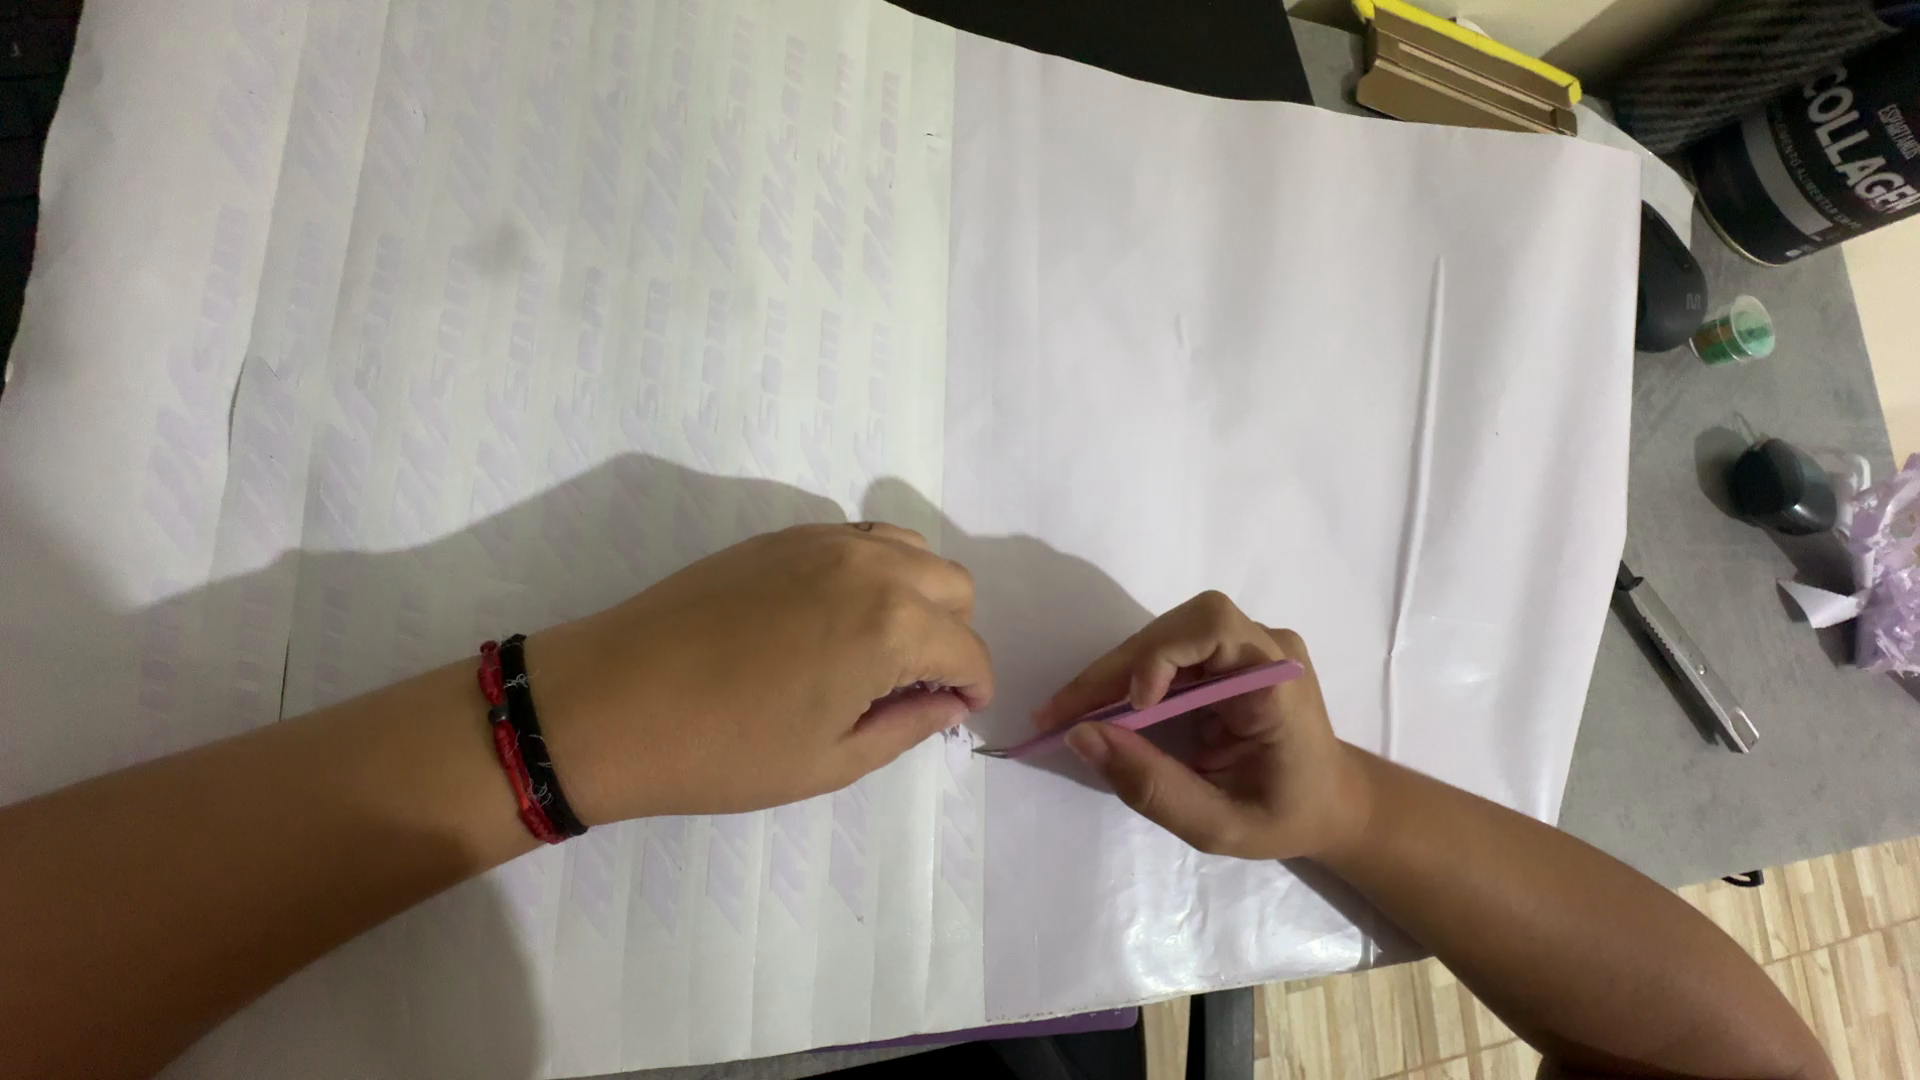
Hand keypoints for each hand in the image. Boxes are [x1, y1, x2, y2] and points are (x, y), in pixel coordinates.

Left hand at [524, 523, 993, 823]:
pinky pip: (863, 538)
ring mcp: (826, 541)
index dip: (975, 687)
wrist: (610, 702)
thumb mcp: (832, 760)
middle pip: (954, 585)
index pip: (969, 649)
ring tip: (885, 643)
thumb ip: (908, 725)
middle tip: (918, 682)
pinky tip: (841, 613)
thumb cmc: (726, 749)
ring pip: (913, 550)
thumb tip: (949, 701)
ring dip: (921, 594)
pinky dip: (878, 570)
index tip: (959, 711)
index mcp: (891, 626)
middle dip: (955, 635)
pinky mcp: (786, 534)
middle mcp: (871, 567)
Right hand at [1034, 591, 1368, 860]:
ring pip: (1162, 635)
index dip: (1162, 652)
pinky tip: (1103, 708)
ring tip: (1073, 713)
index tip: (1135, 704)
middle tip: (1060, 713)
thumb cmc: (1285, 817)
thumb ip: (1153, 786)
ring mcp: (1244, 644)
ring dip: (1114, 673)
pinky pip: (1165, 651)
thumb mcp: (1220, 824)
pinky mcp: (1225, 653)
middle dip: (1115, 669)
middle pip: (1175, 628)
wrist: (1329, 802)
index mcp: (1276, 681)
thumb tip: (1079, 736)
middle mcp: (1263, 646)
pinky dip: (1127, 678)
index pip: (1212, 626)